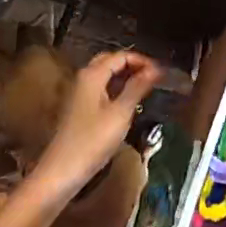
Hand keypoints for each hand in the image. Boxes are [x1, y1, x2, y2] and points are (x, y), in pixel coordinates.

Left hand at [27, 50, 161, 200]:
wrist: (63, 170)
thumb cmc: (93, 141)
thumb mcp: (120, 113)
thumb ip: (137, 87)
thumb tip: (156, 69)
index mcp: (92, 75)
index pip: (120, 56)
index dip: (142, 60)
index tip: (162, 71)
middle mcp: (84, 78)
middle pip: (110, 62)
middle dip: (133, 65)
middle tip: (155, 76)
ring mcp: (80, 93)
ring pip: (105, 76)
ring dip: (125, 77)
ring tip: (147, 86)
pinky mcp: (80, 108)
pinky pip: (101, 89)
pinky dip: (116, 89)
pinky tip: (129, 101)